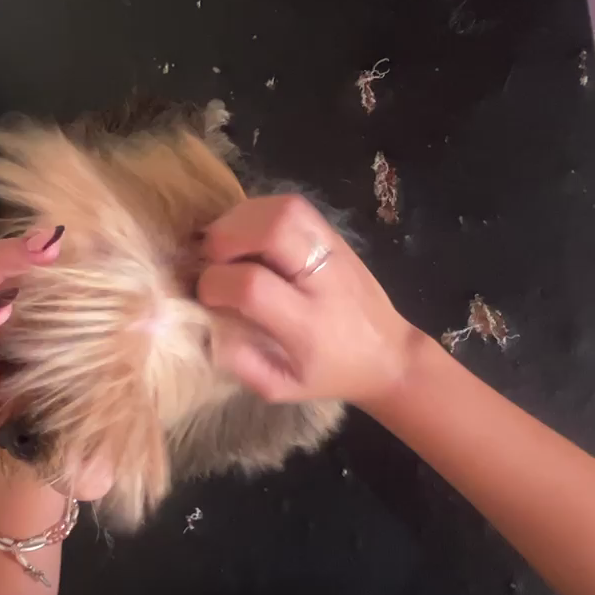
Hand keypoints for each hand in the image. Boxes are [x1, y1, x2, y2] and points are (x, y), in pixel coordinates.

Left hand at [0, 226, 113, 500]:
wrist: (32, 431)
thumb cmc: (36, 446)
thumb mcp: (45, 456)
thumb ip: (64, 461)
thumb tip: (98, 472)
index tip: (3, 308)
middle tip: (45, 252)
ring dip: (6, 252)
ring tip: (56, 243)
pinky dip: (19, 252)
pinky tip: (58, 245)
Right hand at [197, 195, 425, 410]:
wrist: (389, 355)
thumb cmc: (330, 374)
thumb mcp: (282, 388)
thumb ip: (240, 363)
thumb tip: (204, 327)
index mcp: (308, 325)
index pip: (252, 286)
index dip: (216, 283)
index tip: (206, 295)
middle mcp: (324, 280)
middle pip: (274, 230)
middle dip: (226, 237)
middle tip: (210, 257)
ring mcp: (333, 251)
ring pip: (285, 209)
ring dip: (242, 218)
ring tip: (225, 242)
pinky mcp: (335, 235)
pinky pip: (293, 206)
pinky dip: (259, 212)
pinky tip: (246, 234)